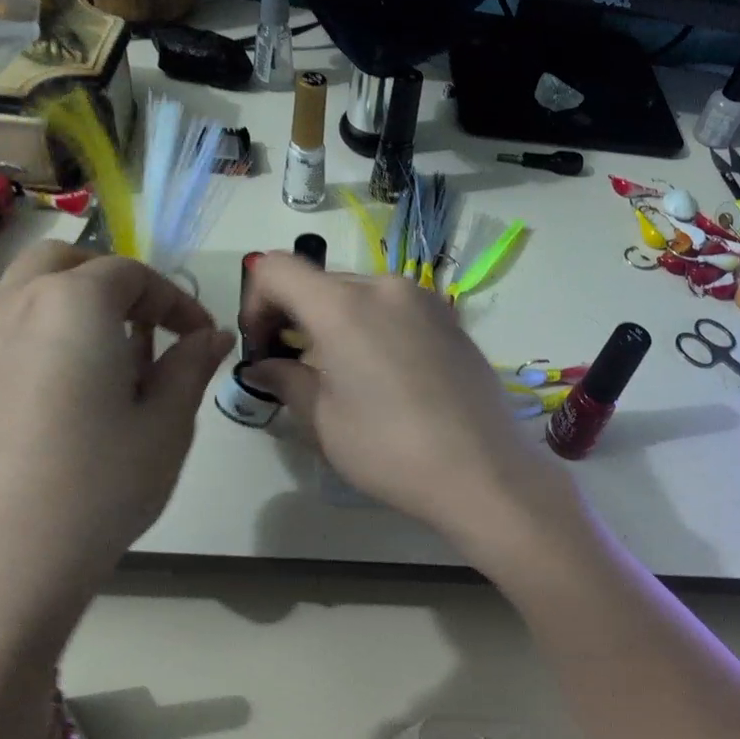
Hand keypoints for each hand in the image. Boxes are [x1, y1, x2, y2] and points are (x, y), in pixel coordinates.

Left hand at [0, 242, 233, 664]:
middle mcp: (0, 309)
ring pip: (14, 303)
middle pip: (61, 265)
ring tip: (94, 381)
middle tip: (142, 336)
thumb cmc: (91, 497)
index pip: (130, 273)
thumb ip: (188, 370)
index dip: (174, 299)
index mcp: (68, 306)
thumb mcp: (163, 433)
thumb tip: (209, 336)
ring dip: (63, 317)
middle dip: (110, 286)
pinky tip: (38, 420)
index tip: (198, 337)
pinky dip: (23, 353)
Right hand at [242, 254, 571, 559]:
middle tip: (295, 369)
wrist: (484, 470)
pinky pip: (395, 310)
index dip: (255, 301)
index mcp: (343, 305)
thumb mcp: (323, 421)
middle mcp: (385, 287)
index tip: (264, 346)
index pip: (276, 268)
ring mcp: (425, 300)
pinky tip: (386, 377)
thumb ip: (286, 380)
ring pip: (360, 295)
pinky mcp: (450, 319)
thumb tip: (264, 366)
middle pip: (320, 282)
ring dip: (337, 323)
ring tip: (344, 377)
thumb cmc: (391, 450)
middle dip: (296, 317)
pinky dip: (374, 328)